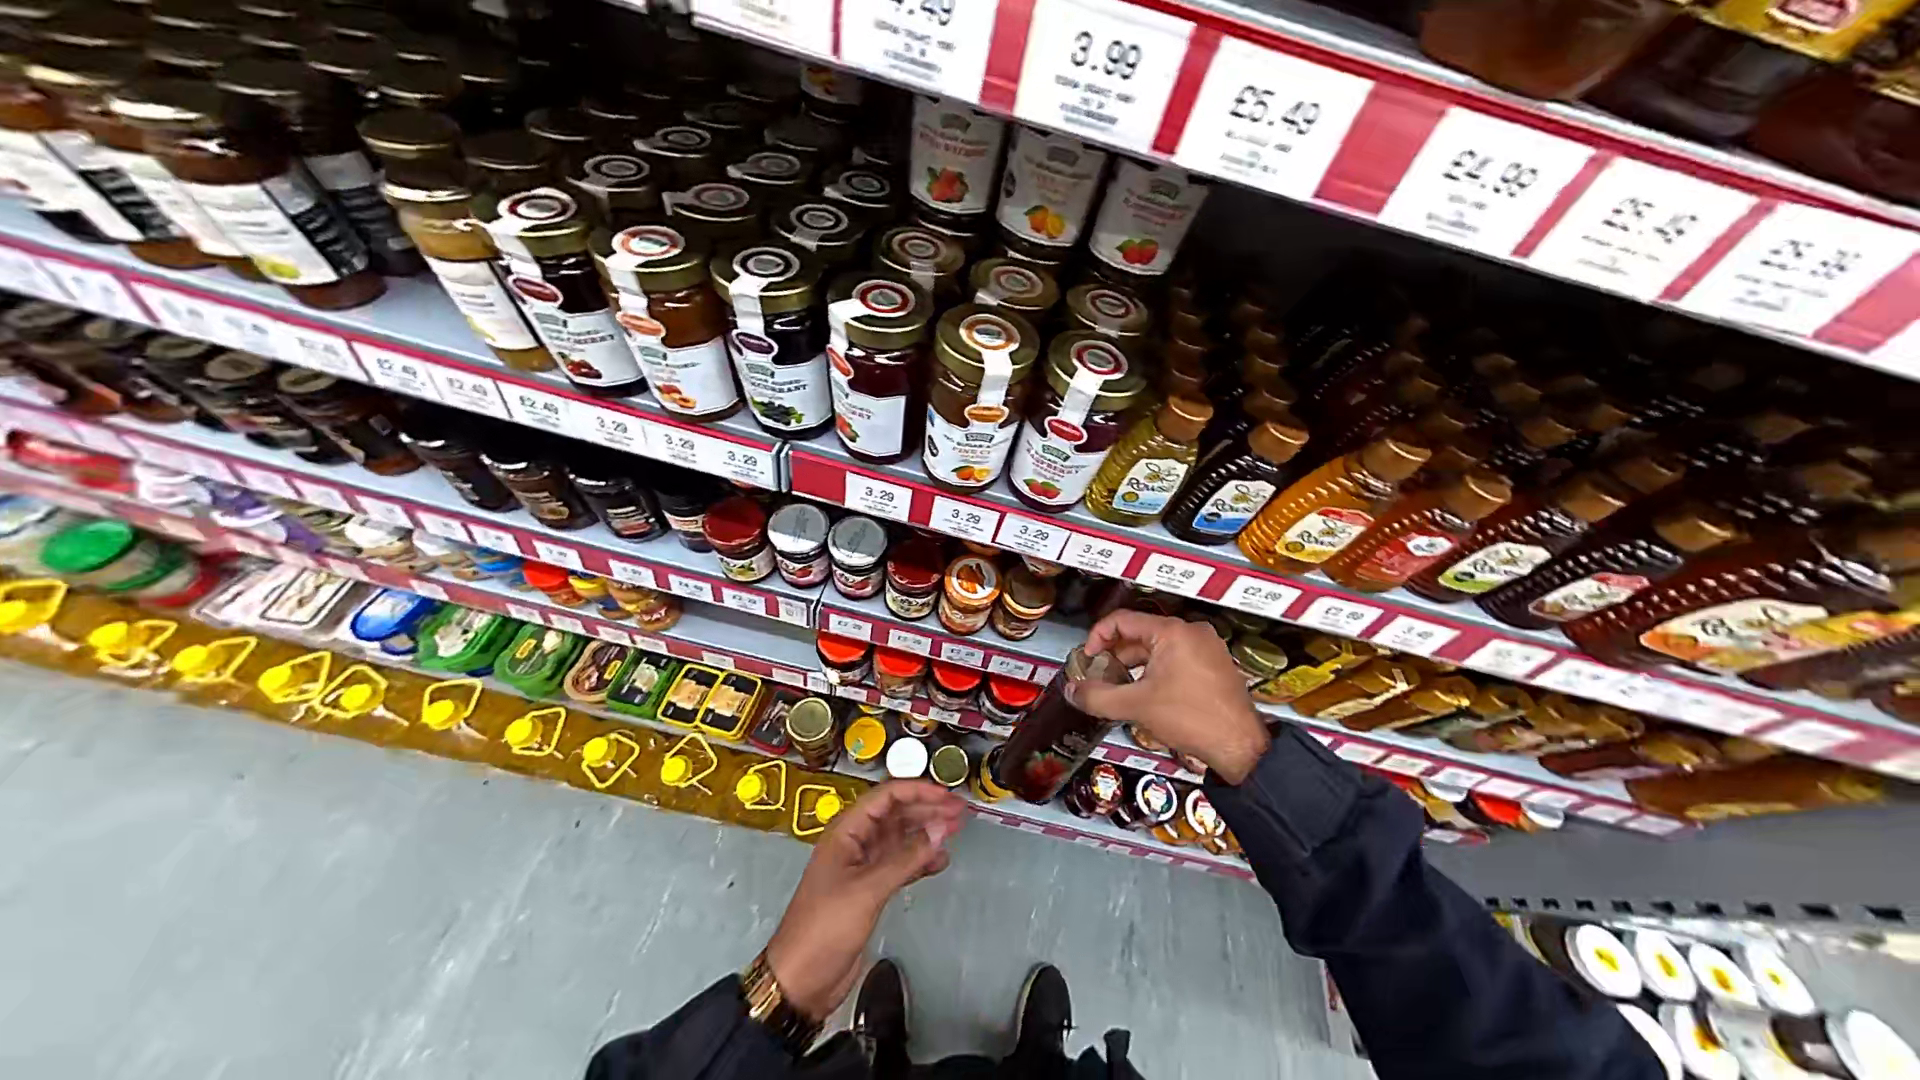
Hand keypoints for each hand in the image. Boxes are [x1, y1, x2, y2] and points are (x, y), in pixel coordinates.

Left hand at [763, 780, 966, 1021]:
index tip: (945, 795)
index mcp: (846, 832)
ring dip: (926, 832)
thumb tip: (939, 829)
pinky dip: (921, 860)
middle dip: (926, 809)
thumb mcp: (867, 889)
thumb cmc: (824, 928)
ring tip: (954, 830)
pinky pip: (901, 864)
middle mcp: (855, 843)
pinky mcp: (870, 890)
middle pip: (895, 814)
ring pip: (901, 838)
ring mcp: (863, 866)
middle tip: (958, 810)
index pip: (885, 796)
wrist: (801, 980)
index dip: (917, 791)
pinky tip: (939, 861)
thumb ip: (906, 858)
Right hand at [1071, 611, 1269, 784]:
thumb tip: (1074, 691)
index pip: (1122, 620)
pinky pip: (1176, 658)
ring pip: (1158, 647)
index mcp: (1173, 632)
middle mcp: (1192, 633)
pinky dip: (1156, 671)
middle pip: (1140, 633)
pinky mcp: (1214, 665)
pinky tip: (1147, 694)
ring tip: (1121, 687)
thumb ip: (1097, 696)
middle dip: (1115, 654)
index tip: (1089, 657)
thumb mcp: (1135, 706)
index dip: (1098, 637)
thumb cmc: (1195, 720)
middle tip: (1100, 674)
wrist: (1239, 746)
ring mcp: (1207, 648)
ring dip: (1135, 664)